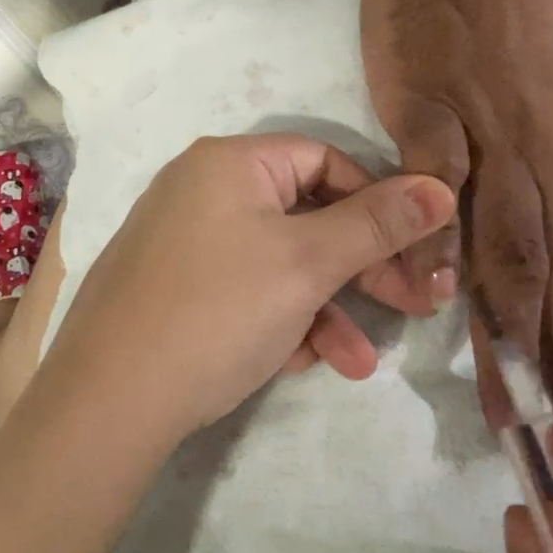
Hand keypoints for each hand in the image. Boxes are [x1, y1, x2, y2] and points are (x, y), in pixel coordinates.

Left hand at [43, 134, 454, 436]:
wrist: (112, 394)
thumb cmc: (219, 309)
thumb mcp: (307, 263)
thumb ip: (376, 224)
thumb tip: (440, 186)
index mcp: (229, 162)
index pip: (323, 158)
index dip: (376, 200)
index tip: (417, 248)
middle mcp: (201, 187)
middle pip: (303, 212)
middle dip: (360, 266)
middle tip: (414, 306)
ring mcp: (183, 236)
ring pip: (277, 259)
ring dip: (324, 308)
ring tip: (358, 364)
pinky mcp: (174, 283)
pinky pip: (244, 286)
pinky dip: (279, 318)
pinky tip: (302, 363)